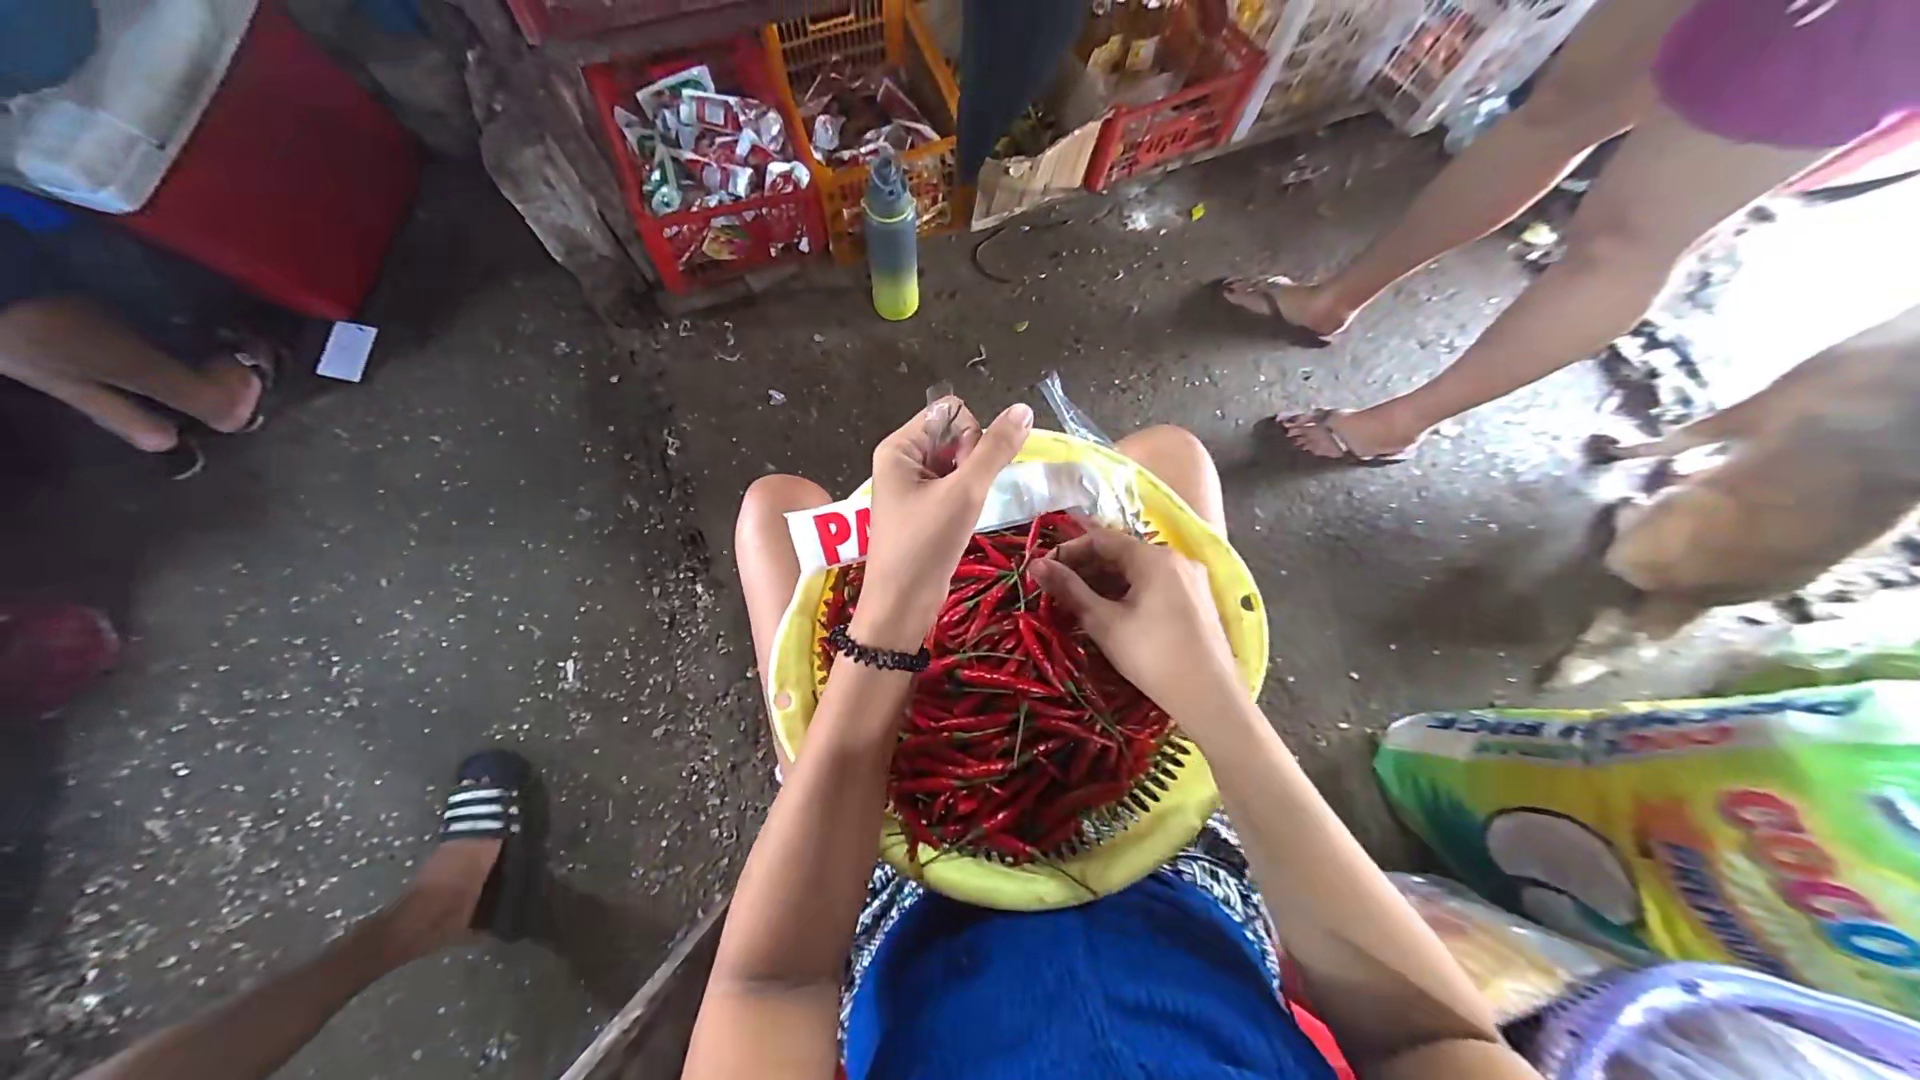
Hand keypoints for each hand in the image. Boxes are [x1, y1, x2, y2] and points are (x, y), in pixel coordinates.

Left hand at [849, 397, 1032, 651]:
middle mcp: (903, 460)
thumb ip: (995, 450)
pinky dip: (967, 497)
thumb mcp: (964, 493)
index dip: (970, 435)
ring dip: (972, 482)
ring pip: (961, 462)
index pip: (950, 412)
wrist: (902, 604)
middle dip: (972, 461)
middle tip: (963, 497)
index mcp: (899, 447)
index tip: (966, 472)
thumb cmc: (925, 545)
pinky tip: (961, 519)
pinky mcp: (925, 507)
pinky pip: (956, 484)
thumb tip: (1024, 410)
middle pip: (956, 434)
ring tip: (961, 511)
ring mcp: (914, 485)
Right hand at [1028, 528, 1244, 727]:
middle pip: (1121, 553)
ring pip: (1138, 571)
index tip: (1045, 571)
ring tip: (1079, 605)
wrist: (1210, 698)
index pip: (1102, 538)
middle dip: (1086, 568)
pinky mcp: (1197, 601)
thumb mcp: (1103, 622)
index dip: (1068, 551)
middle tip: (1058, 591)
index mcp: (1153, 557)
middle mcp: (1175, 559)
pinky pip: (1155, 585)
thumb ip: (1069, 589)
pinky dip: (1128, 593)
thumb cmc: (1152, 656)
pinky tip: (1112, 614)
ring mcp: (1190, 580)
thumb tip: (1036, 563)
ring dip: (1105, 582)